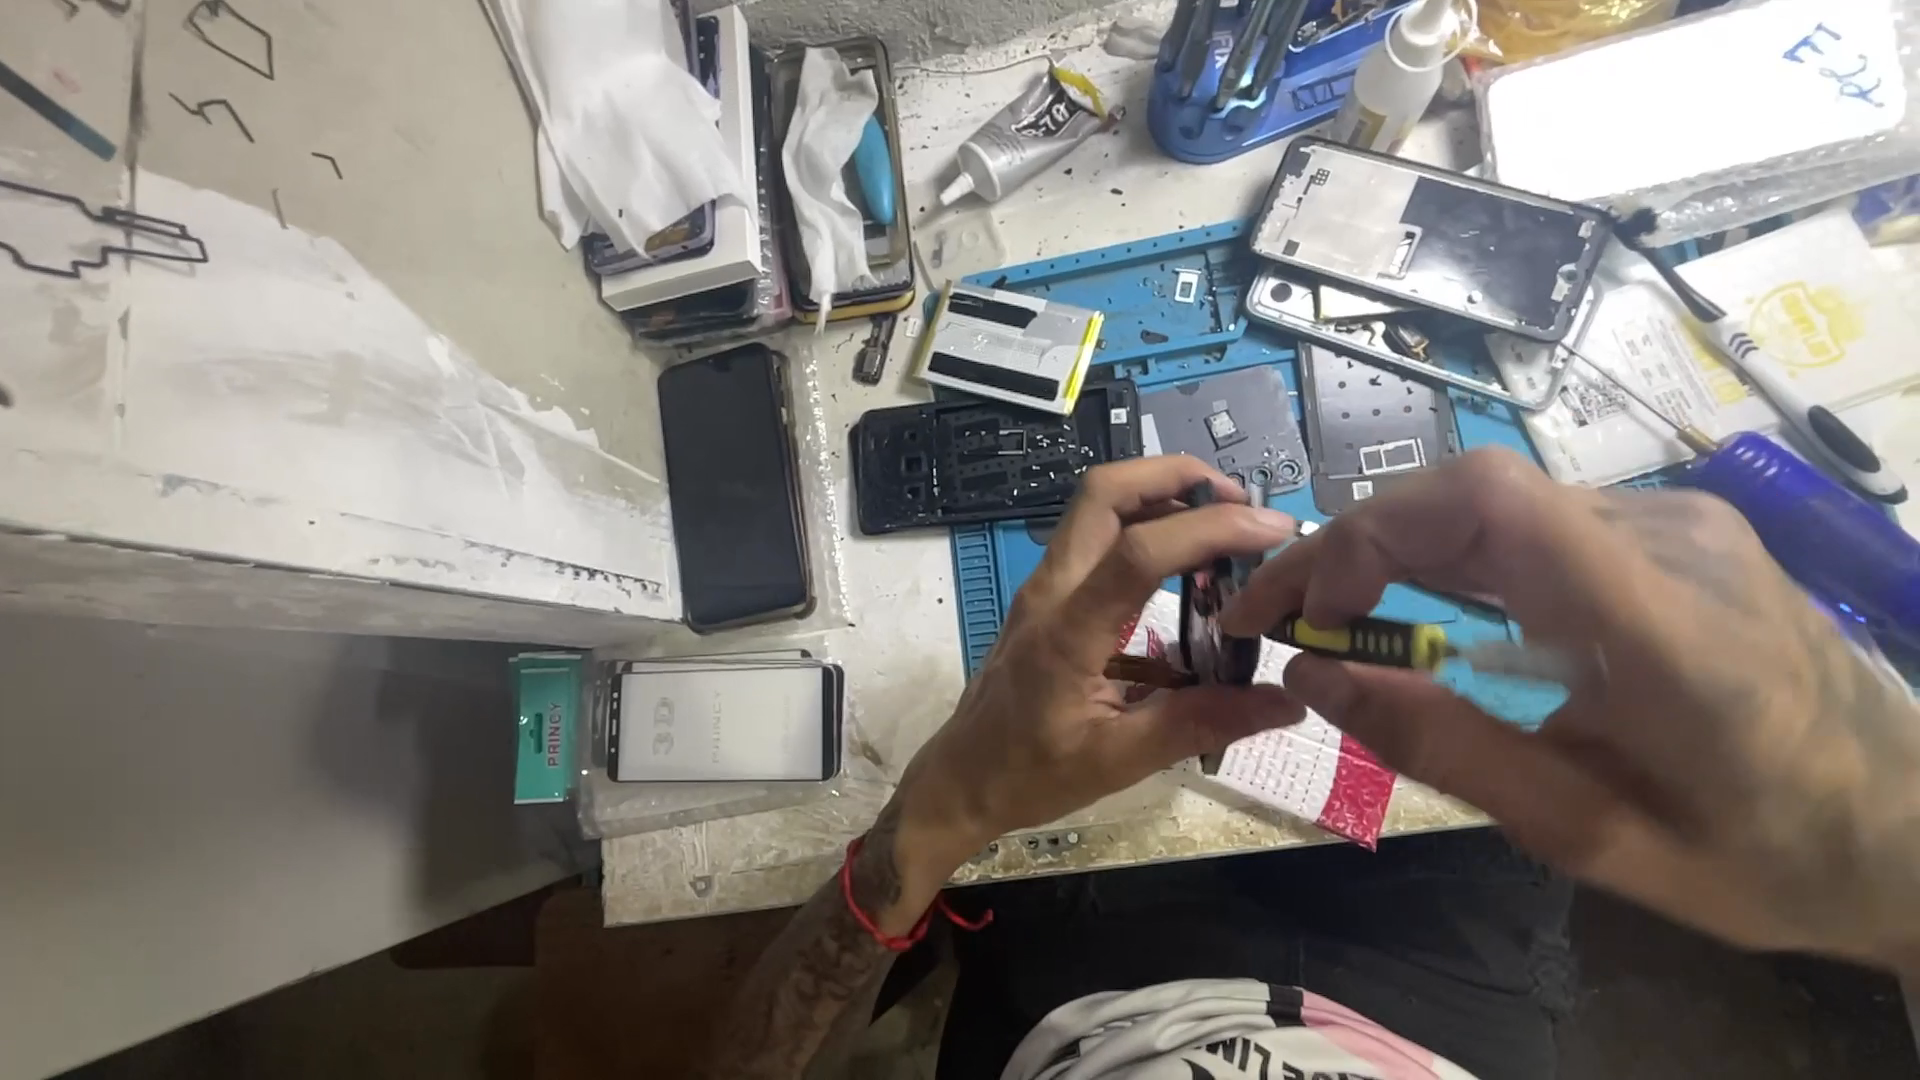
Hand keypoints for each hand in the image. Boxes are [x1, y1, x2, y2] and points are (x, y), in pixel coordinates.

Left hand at [895, 456, 1305, 866]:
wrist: (964, 774)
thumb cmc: (1030, 772)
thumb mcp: (1117, 761)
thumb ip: (1198, 724)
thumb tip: (1284, 701)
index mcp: (1066, 631)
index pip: (1137, 551)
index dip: (1209, 527)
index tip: (1271, 530)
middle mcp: (1050, 589)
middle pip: (1102, 493)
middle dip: (1175, 477)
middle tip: (1240, 504)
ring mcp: (1043, 586)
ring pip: (1095, 505)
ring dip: (1159, 494)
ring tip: (1222, 523)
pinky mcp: (1046, 593)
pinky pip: (1093, 534)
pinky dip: (1142, 523)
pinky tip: (1182, 562)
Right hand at [1220, 447, 1919, 968]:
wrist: (1914, 830)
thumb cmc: (1754, 854)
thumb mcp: (1581, 835)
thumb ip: (1440, 746)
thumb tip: (1311, 672)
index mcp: (1659, 629)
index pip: (1490, 506)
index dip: (1371, 534)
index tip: (1312, 611)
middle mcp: (1662, 542)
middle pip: (1461, 494)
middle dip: (1344, 546)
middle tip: (1275, 614)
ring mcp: (1663, 522)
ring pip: (1475, 500)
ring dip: (1377, 547)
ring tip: (1318, 608)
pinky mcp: (1650, 528)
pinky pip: (1508, 520)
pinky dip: (1427, 553)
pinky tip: (1399, 601)